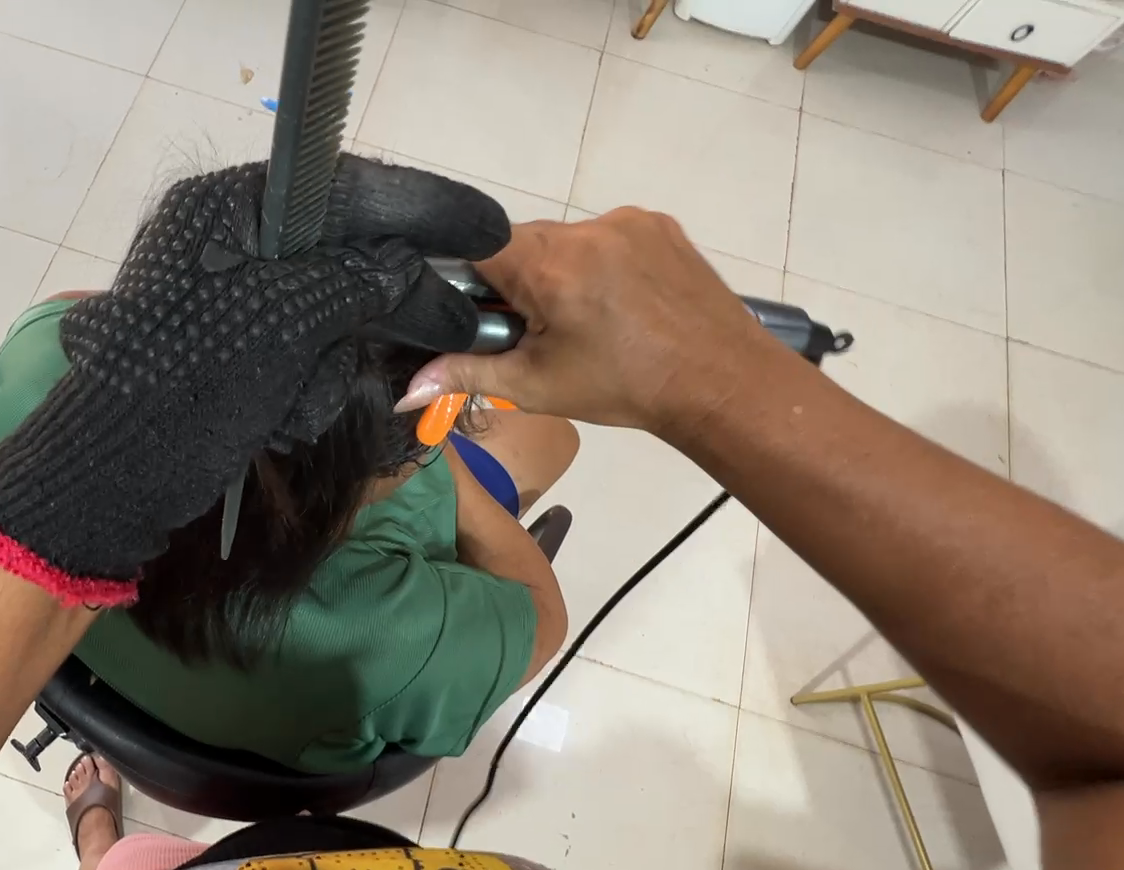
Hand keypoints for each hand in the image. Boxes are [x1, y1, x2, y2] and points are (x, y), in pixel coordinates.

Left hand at [0, 156, 509, 601]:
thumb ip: (355, 280)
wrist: (115, 480)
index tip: (486, 228)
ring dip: (338, 358)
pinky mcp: (234, 356)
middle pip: (340, 252)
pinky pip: (300, 355)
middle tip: (457, 321)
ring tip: (327, 393)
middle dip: (391, 294)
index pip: (342, 190)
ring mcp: (229, 304)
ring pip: (326, 311)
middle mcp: (227, 246)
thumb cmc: (187, 389)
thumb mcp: (280, 322)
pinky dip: (310, 387)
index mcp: (225, 210)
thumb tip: (417, 270)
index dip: (420, 207)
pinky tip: (289, 416)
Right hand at [395, 210, 788, 433]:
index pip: (478, 243)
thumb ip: (465, 374)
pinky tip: (611, 301)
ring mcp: (627, 221)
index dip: (466, 274)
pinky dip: (593, 263)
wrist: (719, 380)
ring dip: (554, 270)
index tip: (474, 310)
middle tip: (526, 326)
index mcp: (550, 266)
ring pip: (562, 238)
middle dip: (513, 278)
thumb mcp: (533, 386)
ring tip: (577, 318)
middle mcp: (587, 229)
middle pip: (520, 240)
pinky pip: (602, 235)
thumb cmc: (619, 388)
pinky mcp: (658, 223)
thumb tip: (404, 393)